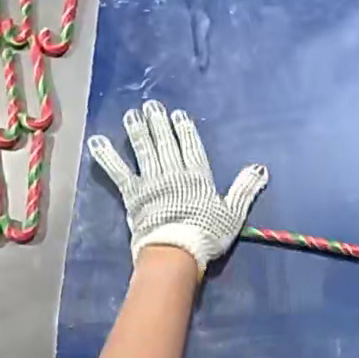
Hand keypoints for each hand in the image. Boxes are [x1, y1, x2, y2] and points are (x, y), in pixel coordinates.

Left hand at [88, 101, 267, 274]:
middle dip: (158, 123)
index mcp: (197, 177)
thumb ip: (244, 189)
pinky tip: (97, 141)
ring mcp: (151, 182)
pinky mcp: (132, 194)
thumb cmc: (205, 235)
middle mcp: (173, 173)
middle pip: (165, 143)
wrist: (175, 251)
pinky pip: (118, 171)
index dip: (184, 129)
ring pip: (144, 150)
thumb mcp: (232, 214)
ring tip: (131, 115)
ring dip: (137, 131)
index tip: (177, 115)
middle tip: (151, 105)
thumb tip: (261, 168)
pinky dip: (107, 156)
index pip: (190, 147)